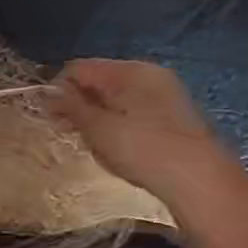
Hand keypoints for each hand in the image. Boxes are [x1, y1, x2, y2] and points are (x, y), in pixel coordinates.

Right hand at [46, 59, 247, 210]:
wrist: (198, 180)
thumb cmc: (142, 149)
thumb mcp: (97, 127)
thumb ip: (70, 105)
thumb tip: (48, 92)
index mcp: (130, 71)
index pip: (78, 68)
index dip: (58, 89)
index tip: (50, 116)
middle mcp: (148, 74)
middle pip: (97, 80)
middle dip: (76, 102)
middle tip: (67, 131)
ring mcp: (163, 93)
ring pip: (113, 96)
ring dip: (94, 115)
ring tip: (91, 141)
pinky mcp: (170, 113)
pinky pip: (130, 108)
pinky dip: (114, 122)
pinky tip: (114, 144)